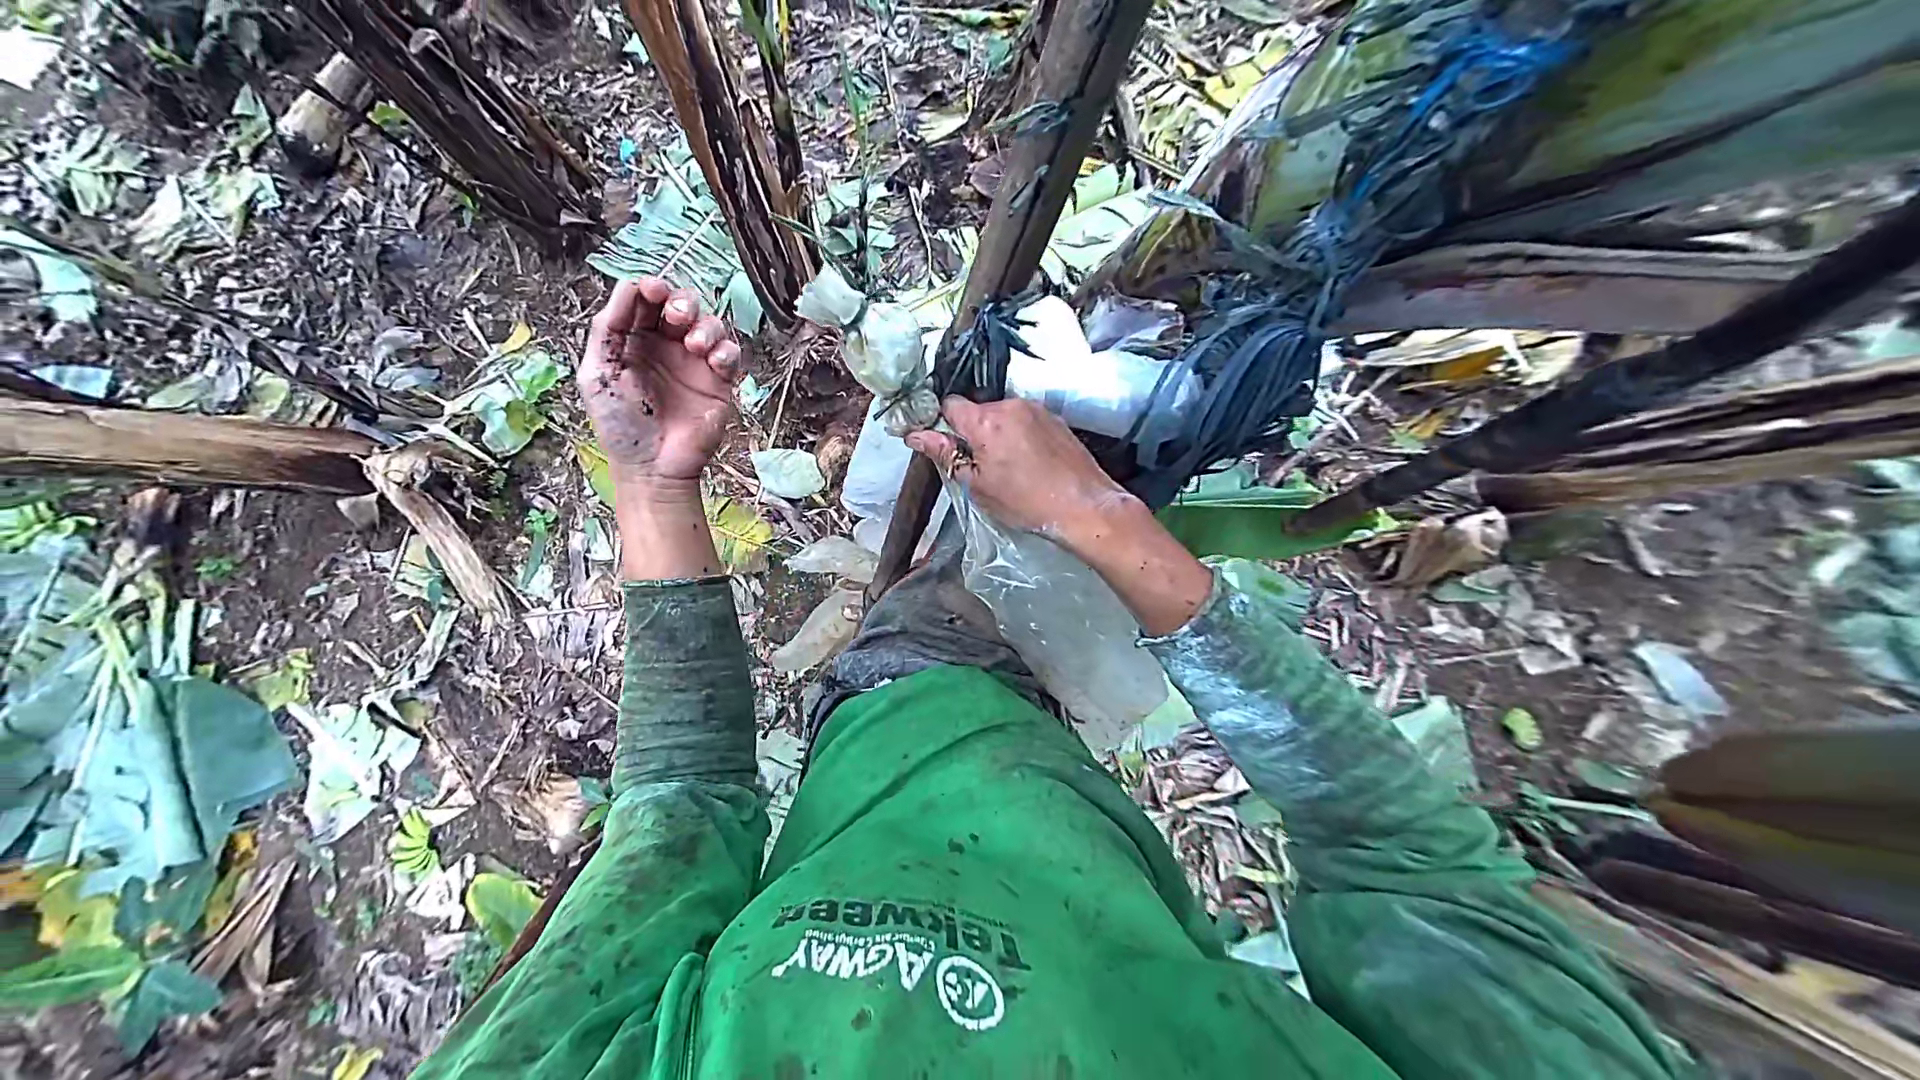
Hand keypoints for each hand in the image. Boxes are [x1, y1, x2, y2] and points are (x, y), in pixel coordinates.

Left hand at [579, 277, 742, 494]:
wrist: (654, 467)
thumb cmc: (622, 427)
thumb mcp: (597, 374)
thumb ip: (607, 330)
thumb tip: (626, 289)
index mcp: (633, 341)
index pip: (644, 301)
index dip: (651, 288)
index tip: (654, 290)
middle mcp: (665, 347)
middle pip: (681, 305)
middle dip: (682, 302)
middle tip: (678, 316)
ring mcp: (694, 364)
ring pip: (709, 324)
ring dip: (705, 326)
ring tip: (695, 346)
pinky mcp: (719, 381)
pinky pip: (730, 353)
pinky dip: (725, 350)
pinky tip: (713, 362)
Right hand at [904, 396, 1136, 544]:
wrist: (1084, 506)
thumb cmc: (1029, 502)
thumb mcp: (978, 485)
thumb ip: (946, 455)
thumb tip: (916, 436)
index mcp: (986, 421)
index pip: (949, 405)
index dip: (943, 424)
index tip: (946, 445)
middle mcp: (1011, 406)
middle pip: (977, 410)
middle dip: (973, 433)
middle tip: (981, 467)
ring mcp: (1036, 410)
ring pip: (1002, 416)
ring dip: (998, 435)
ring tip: (1010, 469)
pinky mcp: (1054, 418)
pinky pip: (1024, 421)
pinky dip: (1020, 437)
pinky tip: (1029, 464)